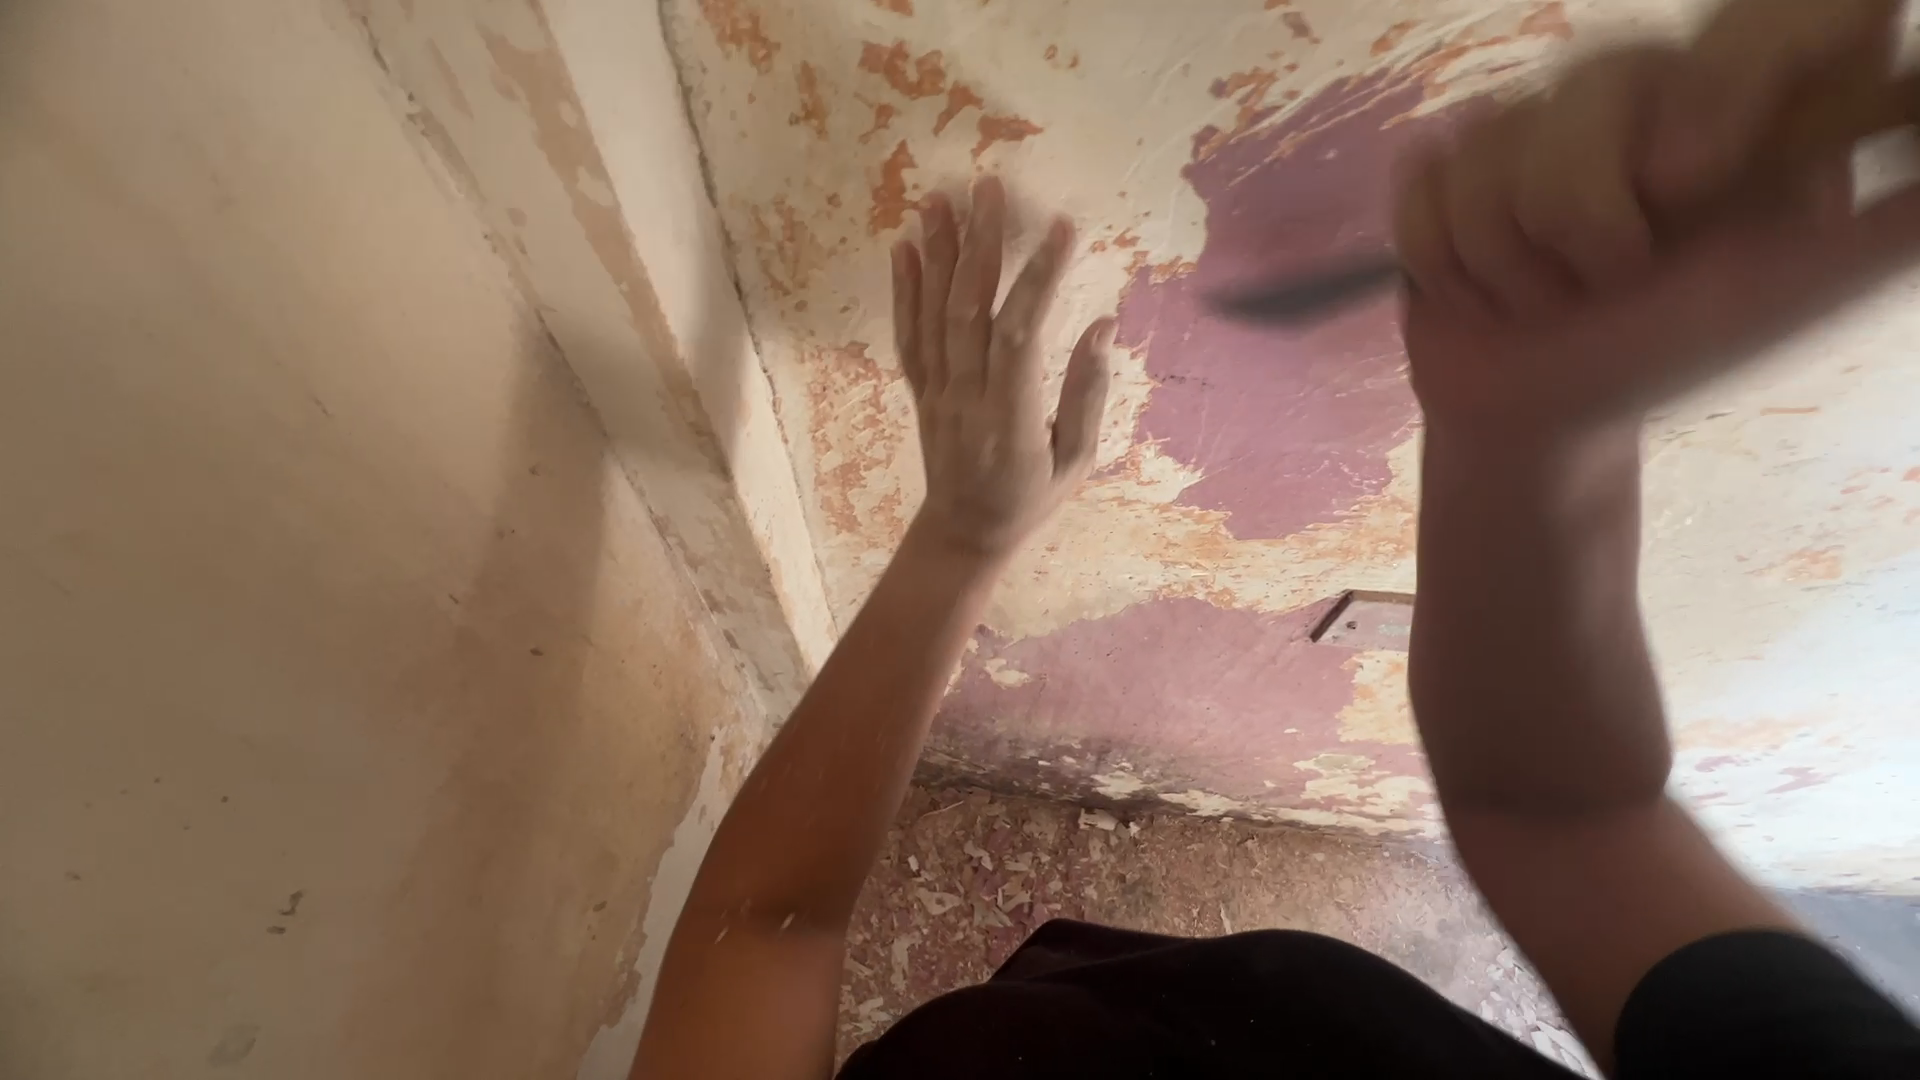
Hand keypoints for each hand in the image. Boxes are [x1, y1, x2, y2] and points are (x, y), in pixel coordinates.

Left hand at [892, 177, 1113, 557]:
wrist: (965, 533)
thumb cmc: (1030, 501)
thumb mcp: (1076, 461)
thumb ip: (1088, 394)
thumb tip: (1103, 325)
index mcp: (1012, 418)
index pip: (1021, 335)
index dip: (1040, 279)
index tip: (1063, 229)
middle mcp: (967, 399)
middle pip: (968, 312)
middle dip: (980, 246)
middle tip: (989, 187)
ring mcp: (937, 394)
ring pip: (933, 317)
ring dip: (938, 255)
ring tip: (942, 199)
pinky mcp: (920, 394)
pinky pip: (908, 339)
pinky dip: (905, 292)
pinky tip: (906, 250)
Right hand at [1394, 0, 1919, 439]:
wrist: (1526, 413)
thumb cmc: (1652, 358)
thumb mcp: (1795, 290)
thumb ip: (1898, 218)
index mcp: (1739, 102)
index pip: (1755, 21)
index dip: (1704, 107)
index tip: (1682, 189)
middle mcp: (1635, 94)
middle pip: (1584, 93)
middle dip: (1575, 226)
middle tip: (1598, 282)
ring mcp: (1524, 132)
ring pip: (1486, 150)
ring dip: (1501, 260)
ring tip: (1530, 296)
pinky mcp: (1442, 175)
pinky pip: (1420, 183)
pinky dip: (1438, 259)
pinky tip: (1469, 285)